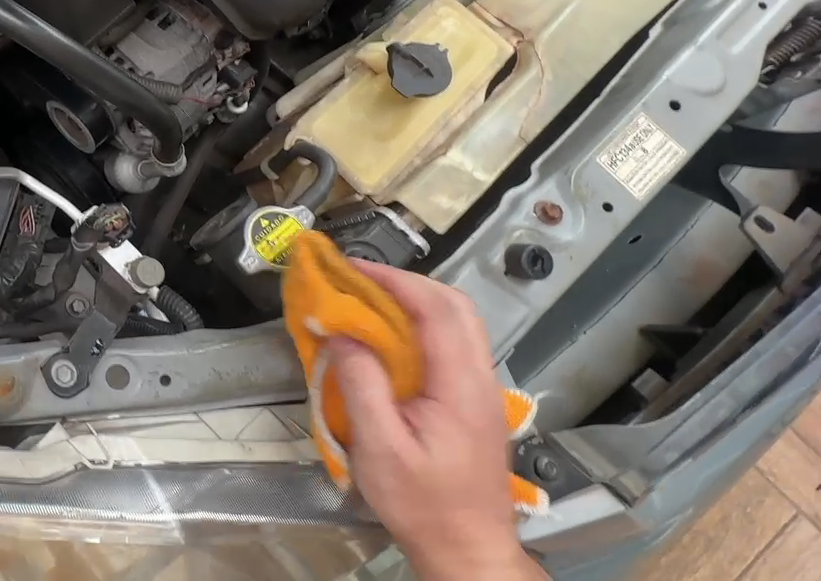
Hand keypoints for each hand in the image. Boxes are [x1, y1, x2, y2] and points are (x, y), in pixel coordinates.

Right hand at [327, 262, 546, 580]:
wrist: (468, 551)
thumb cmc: (422, 503)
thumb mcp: (380, 447)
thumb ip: (361, 384)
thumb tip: (340, 333)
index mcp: (461, 389)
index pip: (438, 312)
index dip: (395, 281)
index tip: (352, 269)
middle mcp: (480, 382)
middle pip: (455, 307)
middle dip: (405, 282)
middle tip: (357, 279)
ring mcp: (480, 391)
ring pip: (456, 323)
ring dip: (411, 300)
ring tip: (364, 300)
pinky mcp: (470, 401)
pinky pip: (448, 344)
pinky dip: (415, 324)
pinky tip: (382, 335)